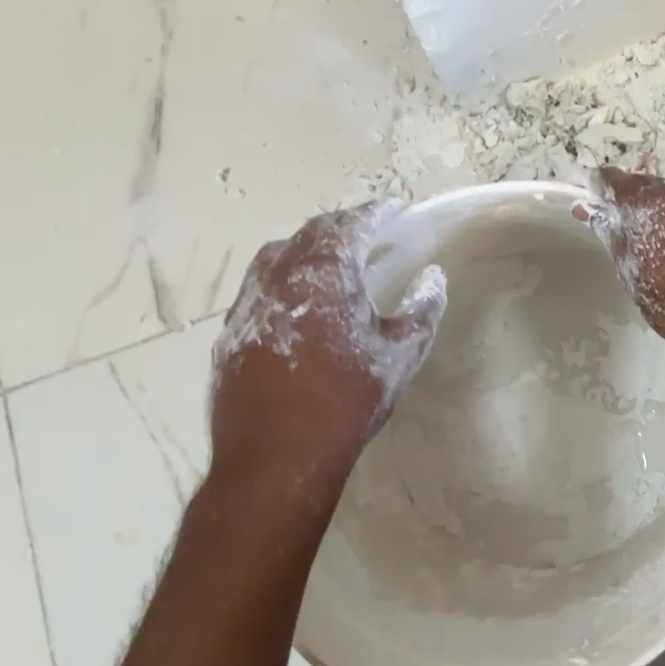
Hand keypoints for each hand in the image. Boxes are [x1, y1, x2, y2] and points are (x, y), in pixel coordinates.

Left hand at [209, 200, 446, 488]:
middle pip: (311, 233)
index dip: (378, 212)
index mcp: (325, 274)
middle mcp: (280, 278)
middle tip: (371, 231)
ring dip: (308, 248)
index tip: (398, 207)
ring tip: (335, 260)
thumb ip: (423, 308)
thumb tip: (433, 277)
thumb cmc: (349, 399)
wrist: (277, 458)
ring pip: (276, 257)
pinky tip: (303, 303)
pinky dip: (285, 279)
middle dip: (344, 226)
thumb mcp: (402, 353)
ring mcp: (248, 306)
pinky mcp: (230, 335)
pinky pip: (259, 288)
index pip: (353, 225)